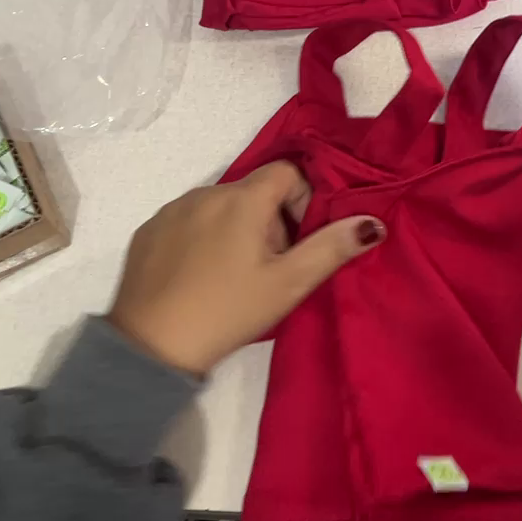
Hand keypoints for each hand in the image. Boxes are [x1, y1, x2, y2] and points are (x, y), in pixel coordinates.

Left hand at [108, 161, 384, 375]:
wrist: (149, 348)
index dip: (302, 201)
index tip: (298, 242)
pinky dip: (202, 237)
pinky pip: (188, 220)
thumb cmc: (228, 311)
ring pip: (221, 206)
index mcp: (243, 198)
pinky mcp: (148, 230)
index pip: (288, 172)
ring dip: (237, 228)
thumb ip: (332, 247)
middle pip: (254, 191)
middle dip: (271, 220)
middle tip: (270, 267)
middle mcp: (206, 192)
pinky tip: (200, 276)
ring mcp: (172, 209)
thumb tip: (372, 222)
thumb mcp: (288, 284)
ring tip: (235, 275)